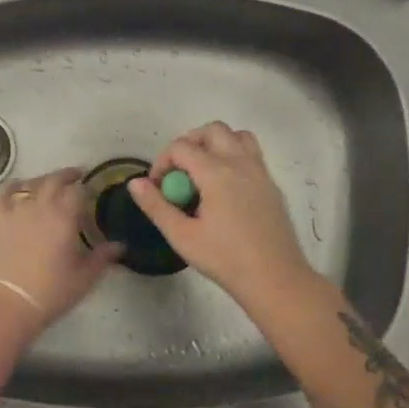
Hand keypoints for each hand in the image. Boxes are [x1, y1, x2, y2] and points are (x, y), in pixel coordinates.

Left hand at [0, 167, 122, 333]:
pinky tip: (19, 187)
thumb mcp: (85, 276)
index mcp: (65, 216)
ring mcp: (16, 210)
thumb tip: (120, 245)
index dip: (88, 188)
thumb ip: (103, 256)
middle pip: (55, 180)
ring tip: (51, 184)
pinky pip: (5, 193)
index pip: (79, 191)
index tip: (93, 190)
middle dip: (68, 175)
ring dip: (44, 180)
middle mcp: (41, 206)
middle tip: (77, 176)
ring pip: (32, 184)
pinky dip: (14, 186)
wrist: (11, 303)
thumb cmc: (53, 291)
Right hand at [127, 122, 313, 302]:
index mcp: (217, 173)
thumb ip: (156, 206)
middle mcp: (241, 162)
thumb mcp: (182, 236)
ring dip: (215, 145)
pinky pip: (251, 154)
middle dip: (189, 144)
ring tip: (202, 173)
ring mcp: (260, 171)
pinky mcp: (271, 184)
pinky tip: (225, 190)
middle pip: (213, 130)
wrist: (274, 277)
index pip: (182, 147)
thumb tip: (134, 183)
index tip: (157, 188)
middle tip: (178, 173)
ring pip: (237, 136)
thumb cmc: (224, 259)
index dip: (162, 162)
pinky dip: (233, 157)